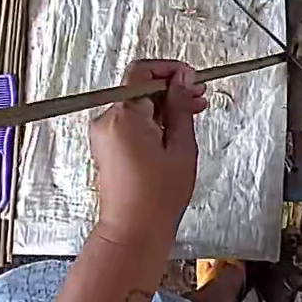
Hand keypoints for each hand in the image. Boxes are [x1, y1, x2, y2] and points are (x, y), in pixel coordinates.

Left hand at [90, 60, 207, 243]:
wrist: (134, 230)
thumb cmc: (157, 196)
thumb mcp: (181, 145)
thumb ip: (181, 106)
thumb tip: (183, 80)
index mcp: (125, 117)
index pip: (143, 72)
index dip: (171, 71)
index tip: (191, 79)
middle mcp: (107, 121)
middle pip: (140, 87)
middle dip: (171, 89)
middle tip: (197, 97)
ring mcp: (104, 134)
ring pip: (137, 104)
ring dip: (163, 105)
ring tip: (190, 115)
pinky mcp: (106, 145)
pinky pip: (130, 121)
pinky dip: (151, 120)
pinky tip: (173, 130)